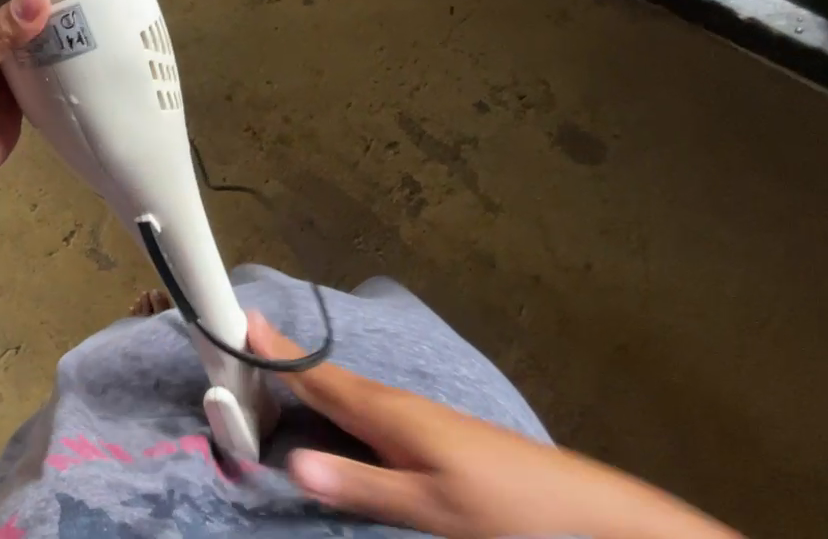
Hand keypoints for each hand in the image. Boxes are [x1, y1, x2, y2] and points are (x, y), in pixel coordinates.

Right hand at [247, 317, 743, 538]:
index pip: (315, 374)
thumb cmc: (508, 508)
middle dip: (280, 354)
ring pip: (343, 388)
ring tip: (269, 362)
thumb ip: (361, 485)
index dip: (274, 349)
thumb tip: (292, 463)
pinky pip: (361, 403)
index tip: (236, 316)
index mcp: (384, 413)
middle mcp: (392, 403)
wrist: (591, 512)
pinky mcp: (427, 430)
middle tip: (238, 335)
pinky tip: (329, 405)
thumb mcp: (432, 509)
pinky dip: (330, 393)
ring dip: (303, 372)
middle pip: (323, 374)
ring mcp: (412, 414)